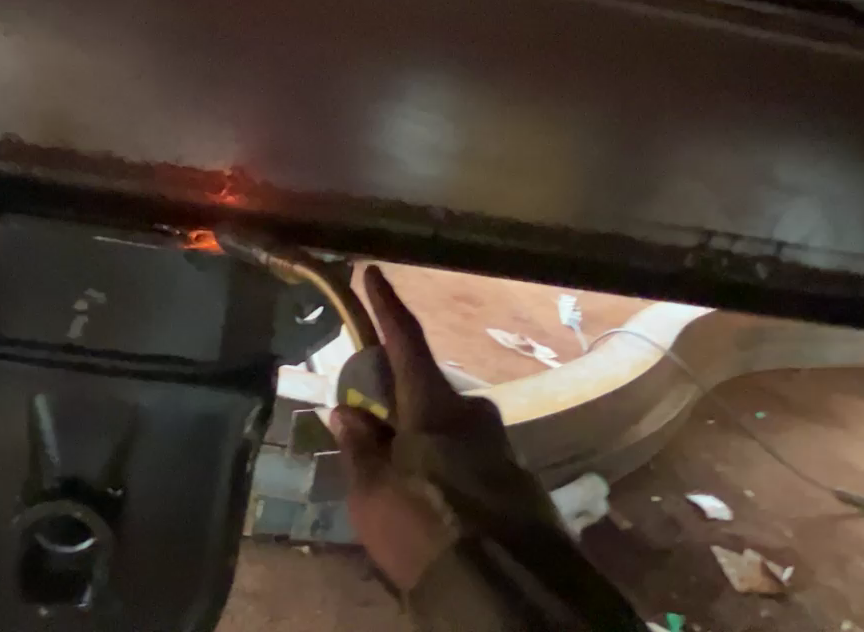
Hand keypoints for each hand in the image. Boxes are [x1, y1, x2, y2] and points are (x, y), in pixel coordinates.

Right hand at [328, 265, 501, 588]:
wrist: (506, 592)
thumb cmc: (424, 528)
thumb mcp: (372, 493)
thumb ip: (360, 447)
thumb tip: (344, 412)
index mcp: (435, 405)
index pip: (405, 340)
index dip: (386, 305)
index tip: (375, 271)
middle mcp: (474, 412)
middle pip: (428, 391)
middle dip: (401, 403)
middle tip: (376, 431)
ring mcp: (502, 445)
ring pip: (451, 429)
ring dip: (426, 441)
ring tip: (403, 483)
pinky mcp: (519, 478)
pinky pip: (472, 459)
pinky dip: (449, 468)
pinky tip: (437, 504)